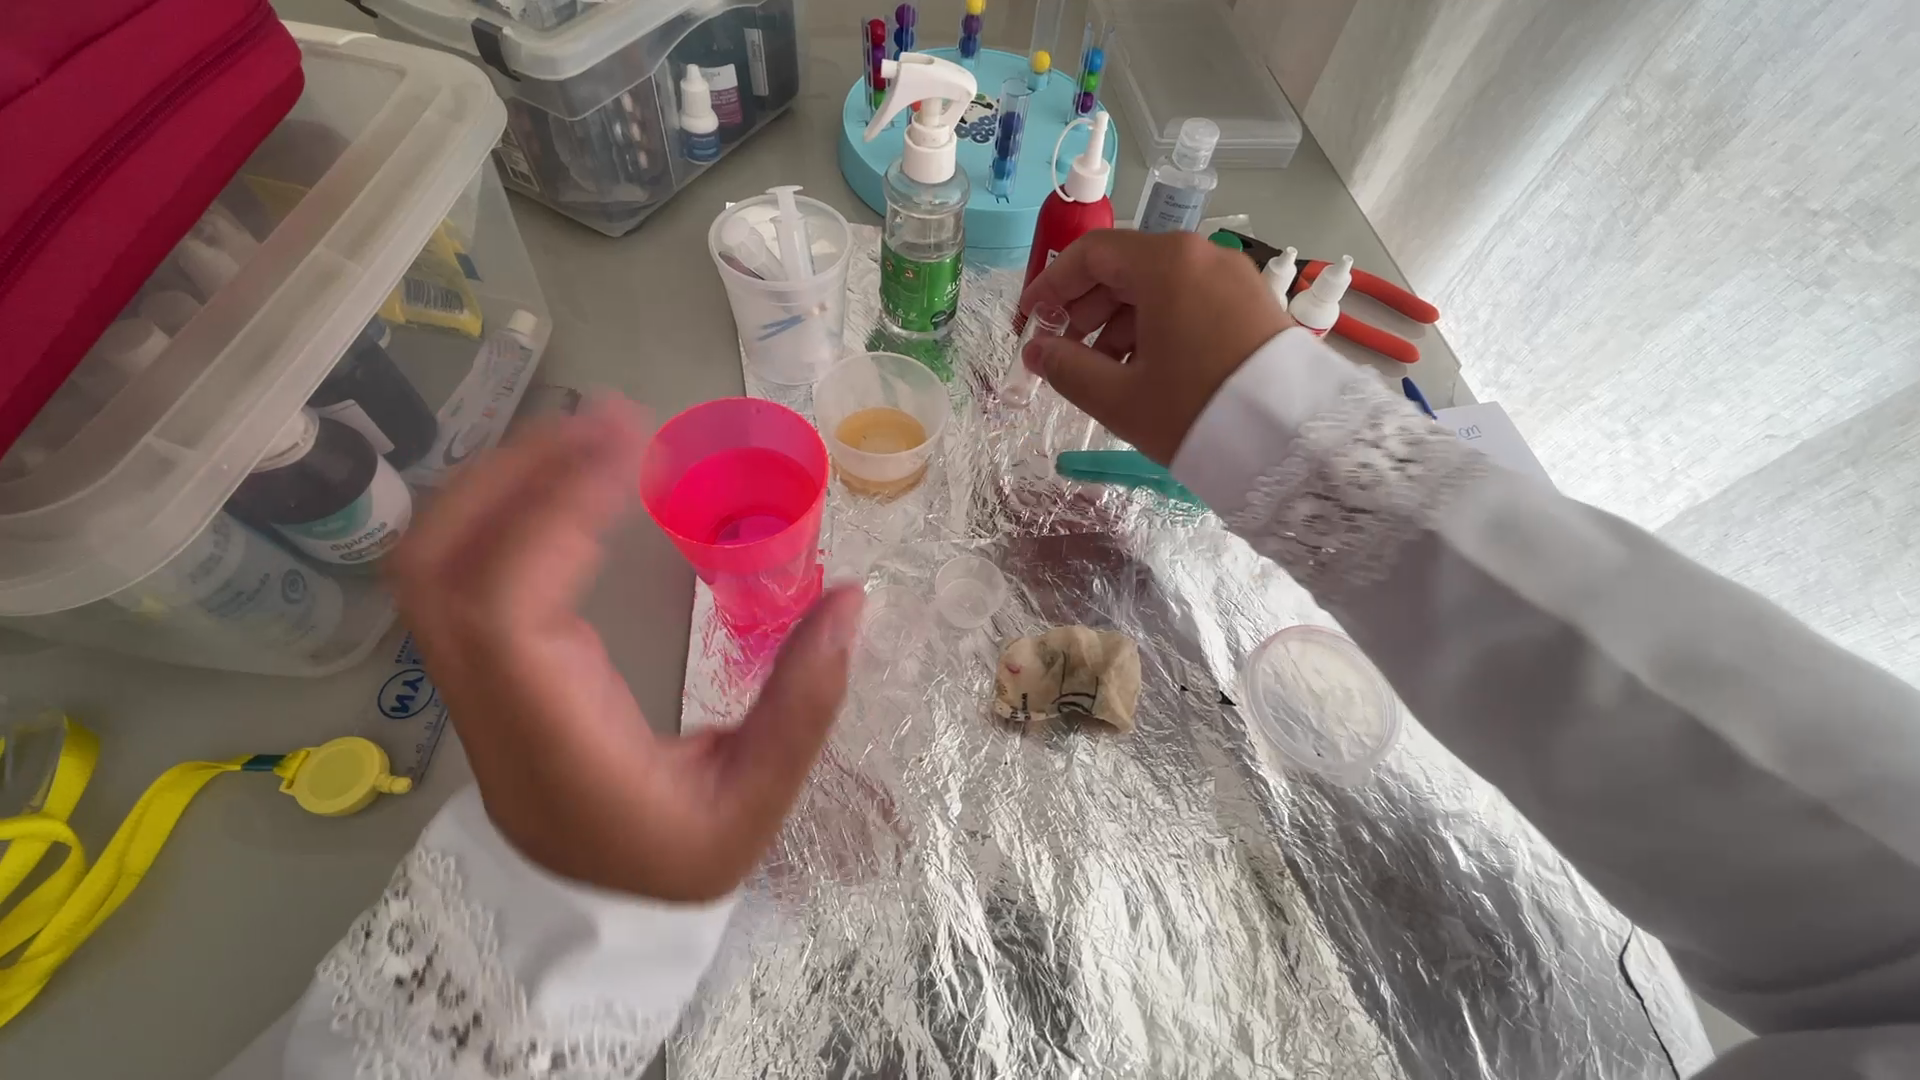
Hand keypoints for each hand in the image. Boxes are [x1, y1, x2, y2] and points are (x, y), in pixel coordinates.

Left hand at [387, 401, 863, 902]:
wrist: (595, 917)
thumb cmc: (676, 865)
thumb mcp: (757, 802)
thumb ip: (804, 702)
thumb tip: (851, 598)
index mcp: (554, 736)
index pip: (510, 607)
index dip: (558, 512)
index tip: (634, 449)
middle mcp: (491, 703)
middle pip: (443, 562)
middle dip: (520, 470)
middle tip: (612, 420)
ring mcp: (472, 687)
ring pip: (436, 562)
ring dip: (503, 481)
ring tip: (588, 436)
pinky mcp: (482, 674)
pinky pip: (461, 575)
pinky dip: (500, 511)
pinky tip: (563, 486)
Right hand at [1018, 230, 1293, 463]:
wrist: (1288, 441)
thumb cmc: (1192, 412)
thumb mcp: (1118, 397)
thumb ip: (1066, 368)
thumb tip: (1036, 352)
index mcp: (1166, 264)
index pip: (1090, 254)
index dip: (1051, 287)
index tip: (1030, 322)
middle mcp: (1202, 255)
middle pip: (1125, 268)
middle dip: (1084, 310)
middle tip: (1064, 354)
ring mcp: (1233, 277)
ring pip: (1158, 287)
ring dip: (1118, 323)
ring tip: (1105, 373)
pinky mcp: (1252, 304)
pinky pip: (1189, 301)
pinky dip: (1156, 326)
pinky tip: (1147, 370)